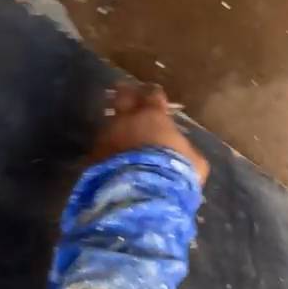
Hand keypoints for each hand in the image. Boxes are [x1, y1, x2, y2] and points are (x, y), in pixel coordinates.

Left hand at [92, 82, 209, 186]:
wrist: (142, 193)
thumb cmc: (175, 173)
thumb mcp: (194, 162)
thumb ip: (187, 151)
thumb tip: (186, 152)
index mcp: (153, 116)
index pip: (153, 95)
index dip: (155, 95)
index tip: (156, 96)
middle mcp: (126, 120)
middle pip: (122, 97)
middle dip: (127, 96)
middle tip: (129, 97)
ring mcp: (106, 137)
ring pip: (109, 125)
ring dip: (116, 130)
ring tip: (121, 138)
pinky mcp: (93, 158)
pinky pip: (101, 150)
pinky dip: (108, 153)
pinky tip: (113, 163)